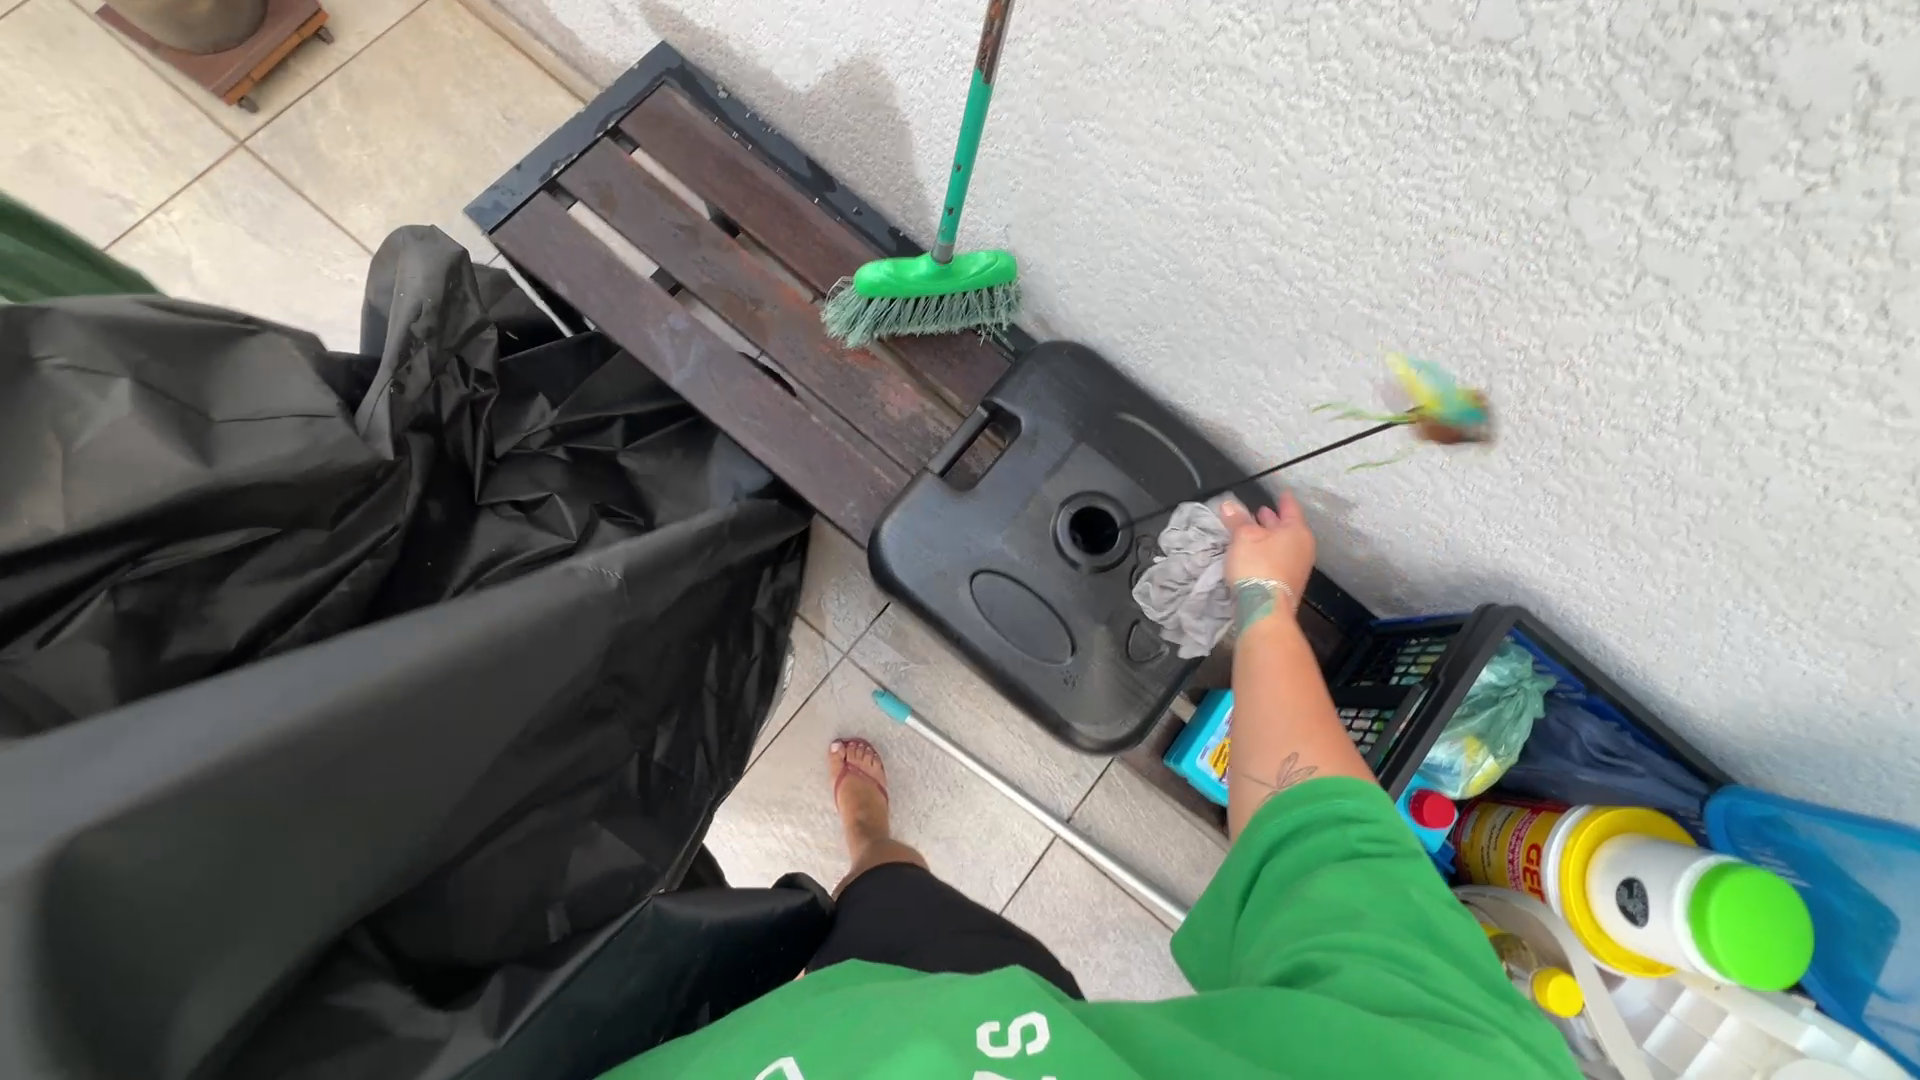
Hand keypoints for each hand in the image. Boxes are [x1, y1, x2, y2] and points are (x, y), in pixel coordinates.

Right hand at [1220, 493, 1315, 623]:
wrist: (1265, 607)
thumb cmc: (1257, 564)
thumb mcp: (1243, 537)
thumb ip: (1237, 520)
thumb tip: (1228, 504)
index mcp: (1296, 531)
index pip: (1291, 509)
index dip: (1284, 500)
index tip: (1282, 493)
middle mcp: (1302, 547)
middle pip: (1288, 528)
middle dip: (1273, 519)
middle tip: (1261, 511)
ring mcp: (1298, 567)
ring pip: (1283, 544)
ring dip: (1269, 536)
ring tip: (1255, 530)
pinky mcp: (1288, 582)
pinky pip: (1279, 559)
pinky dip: (1269, 551)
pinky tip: (1256, 552)